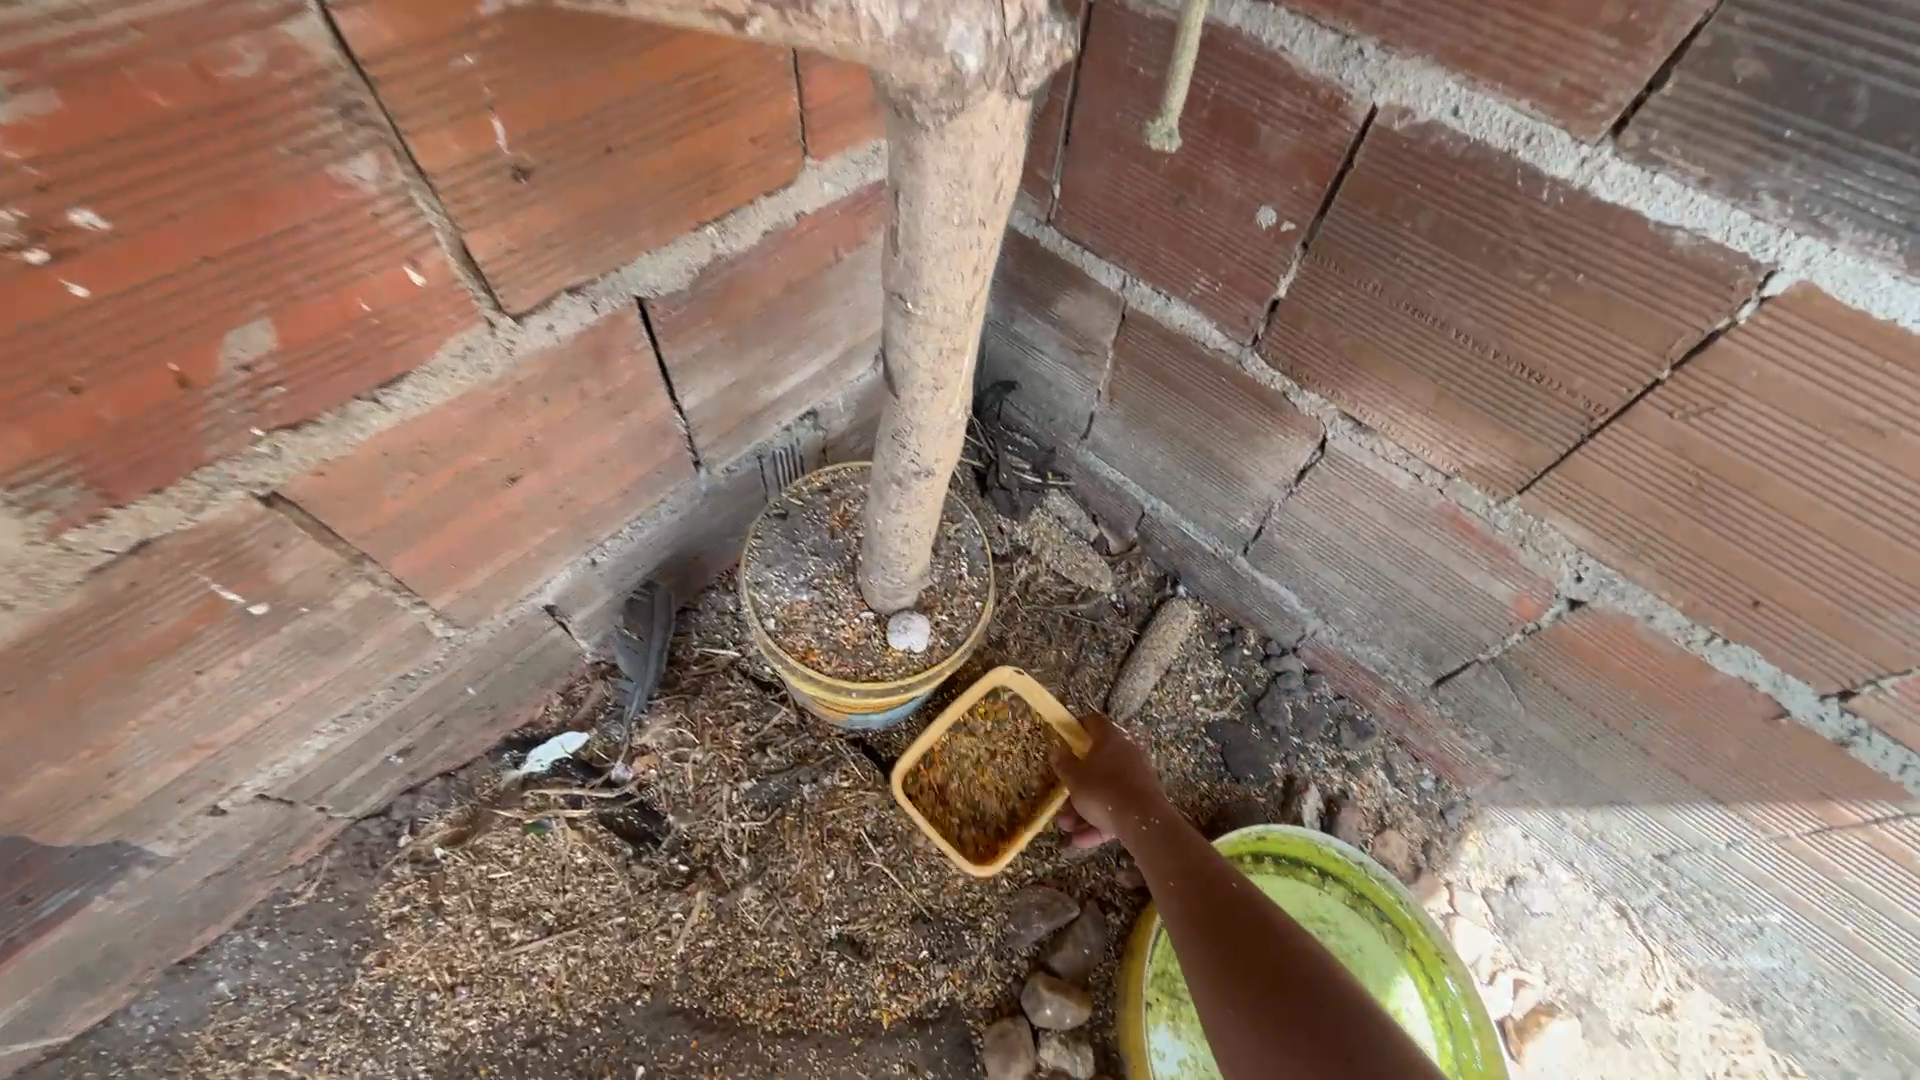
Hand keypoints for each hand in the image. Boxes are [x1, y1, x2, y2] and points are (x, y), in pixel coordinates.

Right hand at [1051, 712, 1169, 848]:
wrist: (1142, 821)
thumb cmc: (1102, 790)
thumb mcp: (1075, 778)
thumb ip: (1064, 764)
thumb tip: (1057, 751)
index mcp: (1110, 739)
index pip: (1093, 723)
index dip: (1077, 728)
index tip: (1064, 738)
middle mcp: (1126, 754)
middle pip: (1096, 764)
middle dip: (1076, 785)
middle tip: (1061, 798)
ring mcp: (1136, 778)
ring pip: (1104, 791)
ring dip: (1083, 809)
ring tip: (1067, 827)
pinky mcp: (1142, 801)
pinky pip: (1116, 809)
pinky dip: (1099, 823)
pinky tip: (1080, 841)